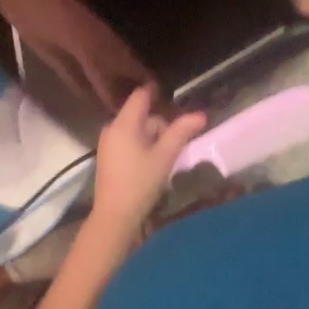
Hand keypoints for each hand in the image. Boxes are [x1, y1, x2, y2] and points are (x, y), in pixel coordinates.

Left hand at [88, 86, 206, 236]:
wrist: (115, 216)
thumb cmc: (140, 183)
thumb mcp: (165, 157)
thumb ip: (181, 132)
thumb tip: (200, 115)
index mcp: (124, 124)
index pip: (141, 95)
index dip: (158, 92)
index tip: (175, 99)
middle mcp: (112, 128)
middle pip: (141, 115)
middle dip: (160, 126)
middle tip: (174, 146)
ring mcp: (108, 144)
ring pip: (136, 131)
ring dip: (153, 139)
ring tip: (164, 160)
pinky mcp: (108, 158)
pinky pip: (128, 142)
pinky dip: (142, 147)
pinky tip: (151, 166)